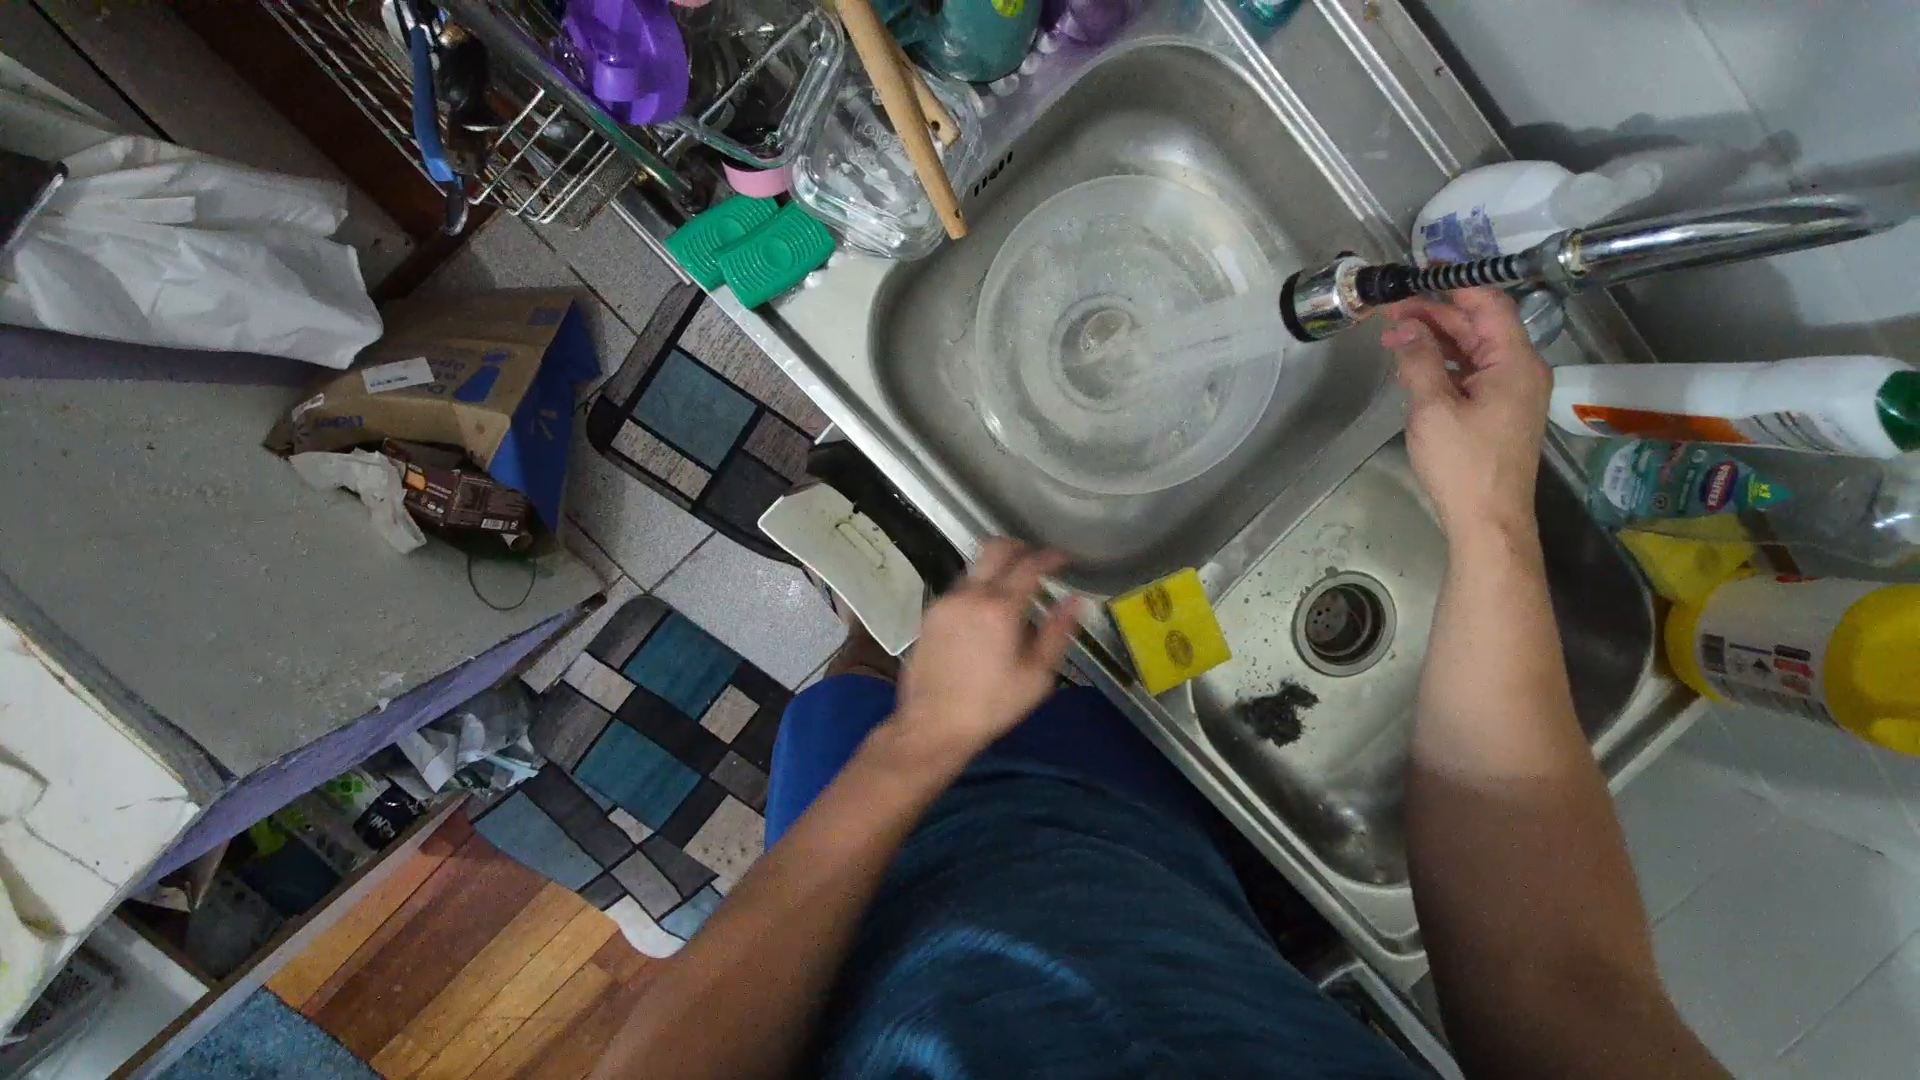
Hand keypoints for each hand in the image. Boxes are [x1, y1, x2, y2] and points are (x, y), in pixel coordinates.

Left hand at [891, 540, 1084, 761]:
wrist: (933, 725)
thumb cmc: (991, 705)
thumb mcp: (1036, 675)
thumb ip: (1058, 632)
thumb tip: (1078, 601)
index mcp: (1000, 609)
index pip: (1030, 565)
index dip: (1051, 557)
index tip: (1064, 559)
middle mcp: (970, 596)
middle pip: (995, 549)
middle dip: (1020, 547)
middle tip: (1037, 559)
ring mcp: (945, 602)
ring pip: (974, 567)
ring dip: (996, 567)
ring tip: (1014, 587)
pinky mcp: (929, 615)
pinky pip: (959, 588)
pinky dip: (978, 587)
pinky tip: (986, 611)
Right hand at [1380, 288, 1551, 540]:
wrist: (1488, 519)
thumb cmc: (1463, 464)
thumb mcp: (1432, 409)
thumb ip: (1419, 361)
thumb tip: (1406, 327)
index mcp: (1515, 362)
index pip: (1488, 305)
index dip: (1455, 284)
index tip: (1420, 272)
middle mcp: (1520, 371)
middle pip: (1479, 326)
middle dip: (1436, 313)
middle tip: (1392, 309)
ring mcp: (1511, 393)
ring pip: (1473, 351)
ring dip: (1436, 339)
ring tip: (1394, 334)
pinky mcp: (1498, 412)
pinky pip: (1471, 374)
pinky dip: (1443, 363)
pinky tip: (1415, 364)